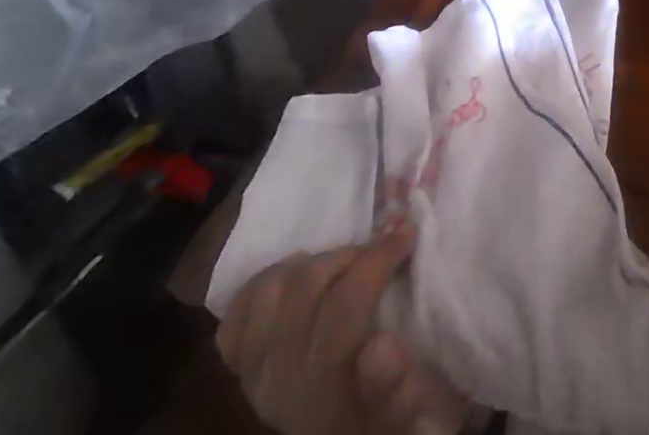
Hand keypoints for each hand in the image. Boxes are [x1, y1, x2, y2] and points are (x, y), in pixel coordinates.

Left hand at [216, 225, 471, 434]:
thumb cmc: (384, 422)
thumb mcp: (411, 414)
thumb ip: (400, 388)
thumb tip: (382, 344)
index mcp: (328, 388)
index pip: (346, 305)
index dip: (378, 259)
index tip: (409, 234)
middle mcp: (282, 377)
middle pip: (306, 286)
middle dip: (352, 252)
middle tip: (384, 247)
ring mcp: (255, 372)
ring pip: (271, 288)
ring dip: (312, 261)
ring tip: (344, 262)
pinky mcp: (240, 369)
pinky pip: (237, 312)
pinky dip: (266, 283)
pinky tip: (296, 279)